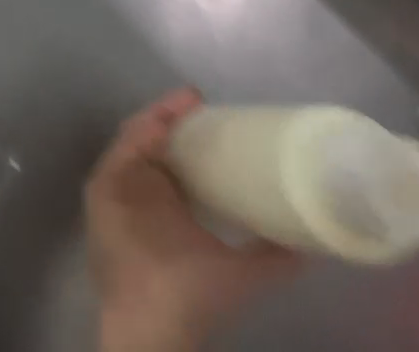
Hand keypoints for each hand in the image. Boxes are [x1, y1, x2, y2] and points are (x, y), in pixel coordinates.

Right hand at [86, 89, 301, 351]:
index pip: (174, 155)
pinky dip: (138, 136)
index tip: (214, 112)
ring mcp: (120, 186)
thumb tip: (316, 241)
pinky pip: (120, 154)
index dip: (191, 132)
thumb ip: (276, 255)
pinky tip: (160, 123)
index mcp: (167, 200)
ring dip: (156, 117)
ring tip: (183, 102)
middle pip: (152, 140)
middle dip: (172, 117)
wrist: (157, 318)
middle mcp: (141, 188)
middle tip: (196, 99)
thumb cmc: (195, 296)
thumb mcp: (244, 271)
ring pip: (134, 139)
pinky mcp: (102, 188)